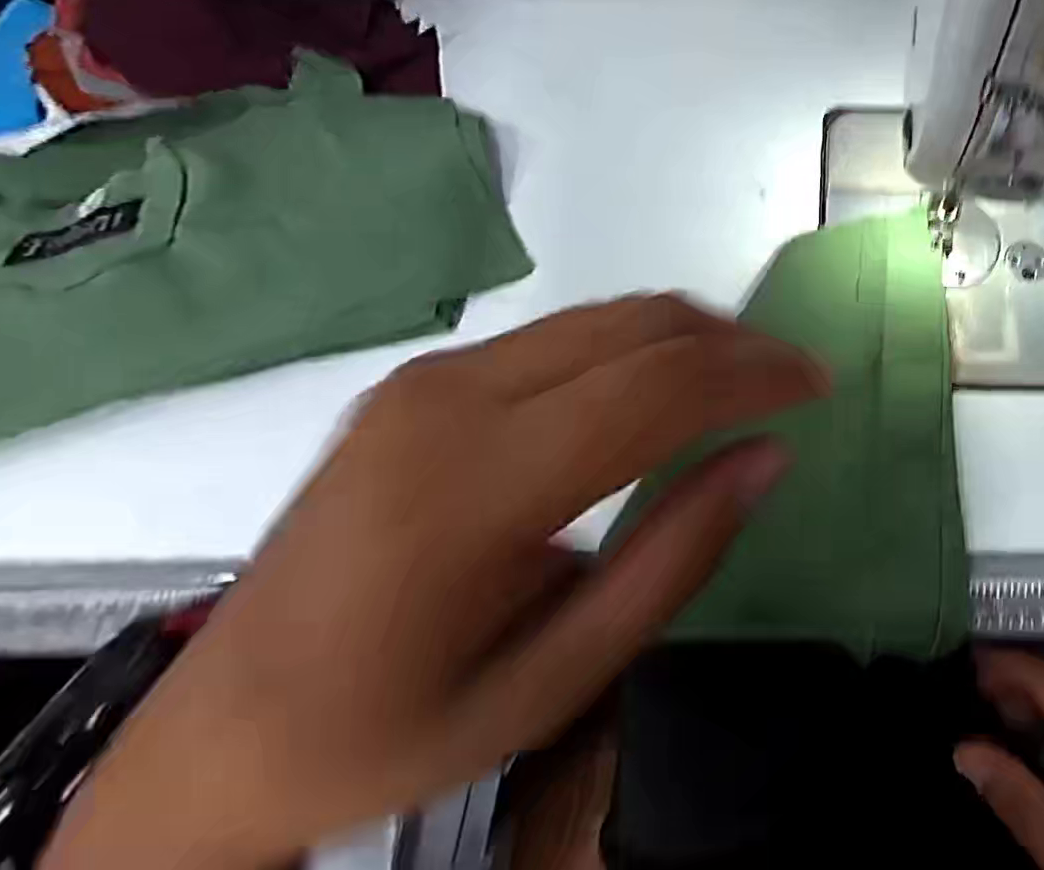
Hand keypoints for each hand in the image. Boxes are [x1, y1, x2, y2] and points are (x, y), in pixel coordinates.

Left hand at [42, 295, 828, 869]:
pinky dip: (645, 344)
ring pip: (607, 316)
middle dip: (737, 342)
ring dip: (695, 335)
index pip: (656, 388)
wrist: (225, 727)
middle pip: (637, 329)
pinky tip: (675, 382)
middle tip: (796, 376)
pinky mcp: (429, 377)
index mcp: (476, 485)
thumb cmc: (400, 726)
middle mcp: (450, 399)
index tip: (817, 384)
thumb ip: (676, 557)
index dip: (754, 374)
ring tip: (752, 375)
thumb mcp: (560, 674)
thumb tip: (766, 458)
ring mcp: (432, 378)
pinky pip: (569, 334)